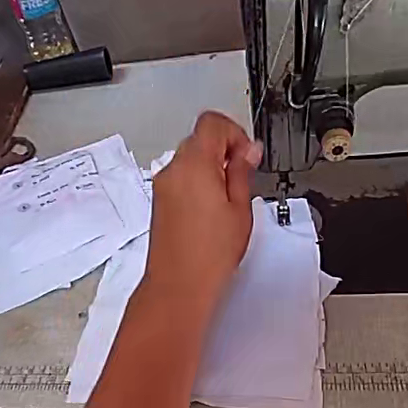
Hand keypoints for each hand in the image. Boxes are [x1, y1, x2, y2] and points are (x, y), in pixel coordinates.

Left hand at [142, 111, 259, 316]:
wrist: (178, 284)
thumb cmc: (208, 255)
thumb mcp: (240, 208)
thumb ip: (242, 172)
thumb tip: (247, 152)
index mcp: (194, 165)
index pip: (212, 123)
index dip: (235, 133)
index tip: (247, 154)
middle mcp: (173, 171)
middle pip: (200, 139)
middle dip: (224, 150)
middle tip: (242, 175)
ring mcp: (163, 186)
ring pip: (189, 159)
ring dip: (210, 167)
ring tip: (228, 198)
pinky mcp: (159, 202)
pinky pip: (180, 179)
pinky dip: (196, 182)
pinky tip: (212, 209)